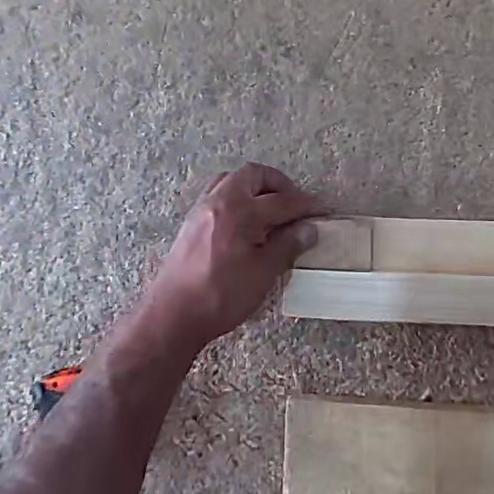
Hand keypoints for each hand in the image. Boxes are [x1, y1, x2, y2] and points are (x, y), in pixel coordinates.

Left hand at [144, 163, 321, 345]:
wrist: (171, 317)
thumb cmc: (220, 296)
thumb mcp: (263, 272)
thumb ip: (288, 245)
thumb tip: (309, 229)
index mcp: (240, 211)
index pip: (282, 200)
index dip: (306, 205)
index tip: (322, 211)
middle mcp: (218, 202)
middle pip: (253, 175)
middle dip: (279, 184)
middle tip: (294, 203)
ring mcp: (201, 211)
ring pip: (232, 181)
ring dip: (255, 188)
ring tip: (270, 209)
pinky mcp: (191, 224)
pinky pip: (218, 196)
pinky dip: (237, 199)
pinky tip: (246, 223)